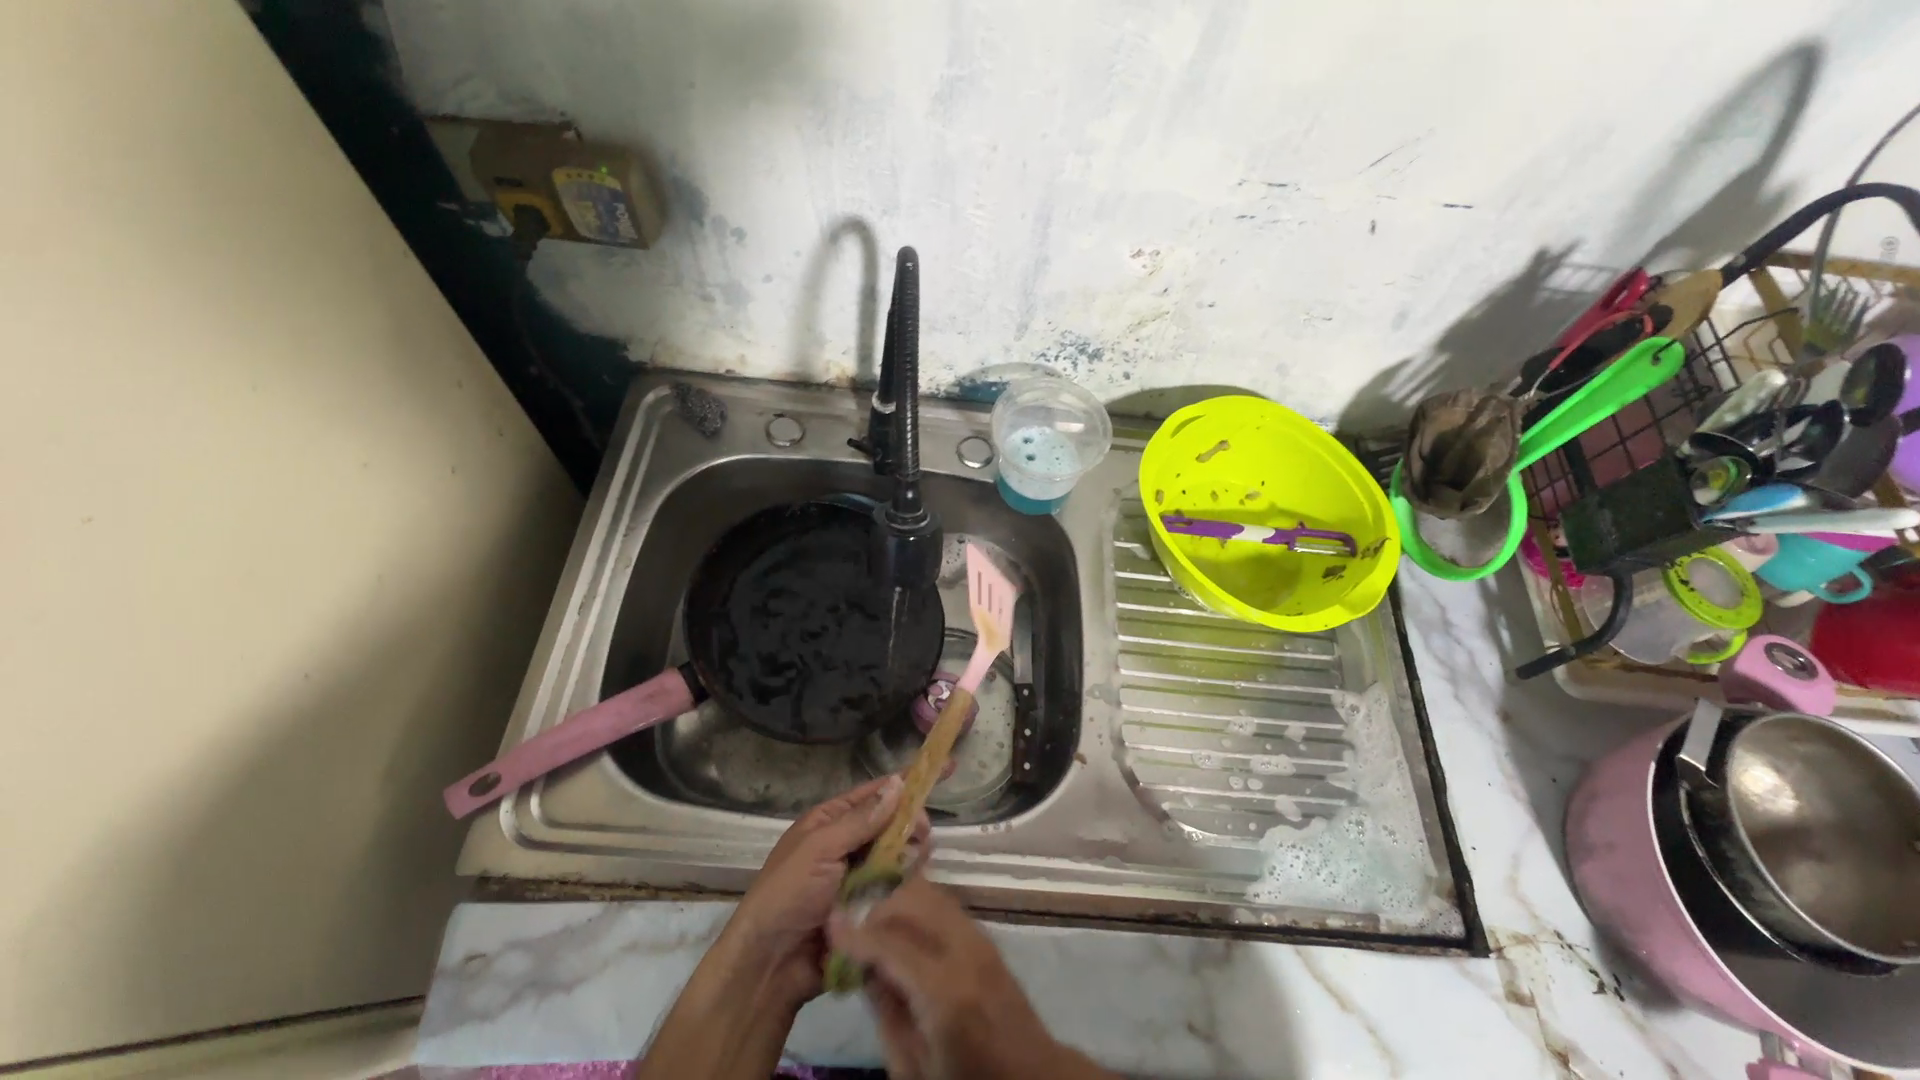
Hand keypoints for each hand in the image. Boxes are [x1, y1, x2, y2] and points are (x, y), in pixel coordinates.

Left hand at [724, 774, 929, 1012]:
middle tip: (920, 837)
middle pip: (893, 824)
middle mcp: (847, 845)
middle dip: (911, 825)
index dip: (909, 781)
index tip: (947, 767)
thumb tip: (897, 784)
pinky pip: (896, 889)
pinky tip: (910, 890)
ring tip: (912, 867)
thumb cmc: (787, 895)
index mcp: (830, 822)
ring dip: (909, 857)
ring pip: (900, 856)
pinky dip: (905, 886)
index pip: (876, 793)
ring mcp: (859, 878)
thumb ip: (860, 820)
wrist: (771, 963)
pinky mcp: (870, 909)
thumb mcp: (819, 849)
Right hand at [827, 875, 1115, 1079]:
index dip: (855, 933)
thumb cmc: (967, 1079)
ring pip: (931, 893)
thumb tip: (863, 968)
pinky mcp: (987, 937)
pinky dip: (919, 905)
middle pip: (913, 901)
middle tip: (853, 928)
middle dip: (877, 908)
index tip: (829, 923)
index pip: (890, 945)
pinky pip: (945, 904)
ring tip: (874, 925)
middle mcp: (965, 952)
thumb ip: (886, 1014)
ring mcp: (981, 939)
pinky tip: (903, 927)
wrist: (1032, 1074)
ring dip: (898, 901)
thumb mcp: (913, 1067)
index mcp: (945, 992)